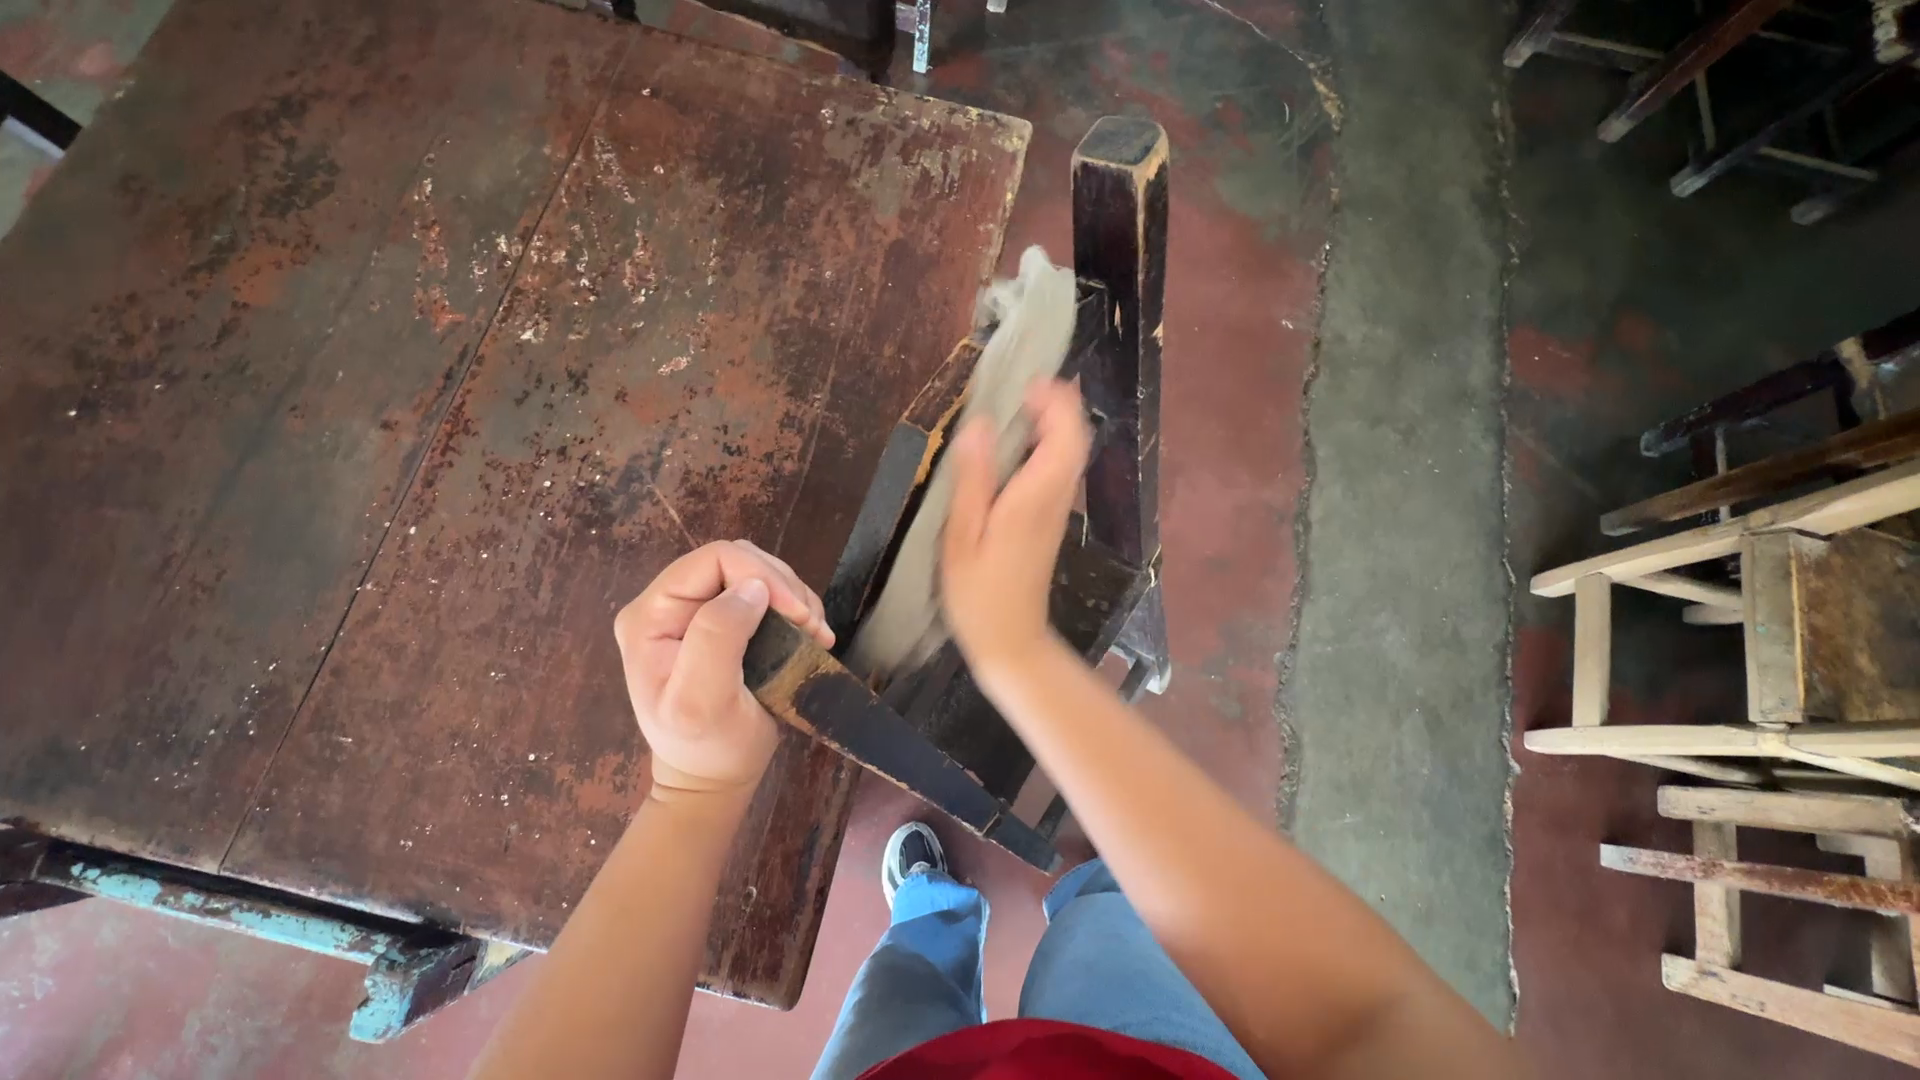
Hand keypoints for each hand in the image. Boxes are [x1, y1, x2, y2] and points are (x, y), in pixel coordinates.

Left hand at [614, 540, 833, 799]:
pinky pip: (766, 592)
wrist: (714, 779)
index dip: (761, 575)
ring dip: (794, 597)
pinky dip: (795, 607)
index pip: (712, 560)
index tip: (797, 615)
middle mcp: (669, 605)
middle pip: (736, 560)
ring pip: (756, 572)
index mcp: (650, 616)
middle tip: (811, 627)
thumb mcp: (702, 702)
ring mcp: (697, 611)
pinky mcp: (725, 621)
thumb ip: (717, 639)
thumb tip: (752, 589)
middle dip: (782, 586)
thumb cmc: (707, 748)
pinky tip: (810, 634)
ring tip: (814, 633)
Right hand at [941, 378, 1091, 676]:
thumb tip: (980, 424)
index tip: (1027, 382)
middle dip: (1058, 405)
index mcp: (1035, 496)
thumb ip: (973, 478)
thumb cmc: (978, 593)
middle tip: (1025, 386)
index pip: (1064, 436)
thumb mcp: (963, 535)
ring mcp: (1057, 511)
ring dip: (1054, 424)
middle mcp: (1055, 498)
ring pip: (1070, 454)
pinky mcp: (1050, 521)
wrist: (1010, 639)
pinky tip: (1018, 446)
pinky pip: (1059, 471)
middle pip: (1075, 439)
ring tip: (1021, 405)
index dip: (1055, 402)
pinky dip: (1047, 446)